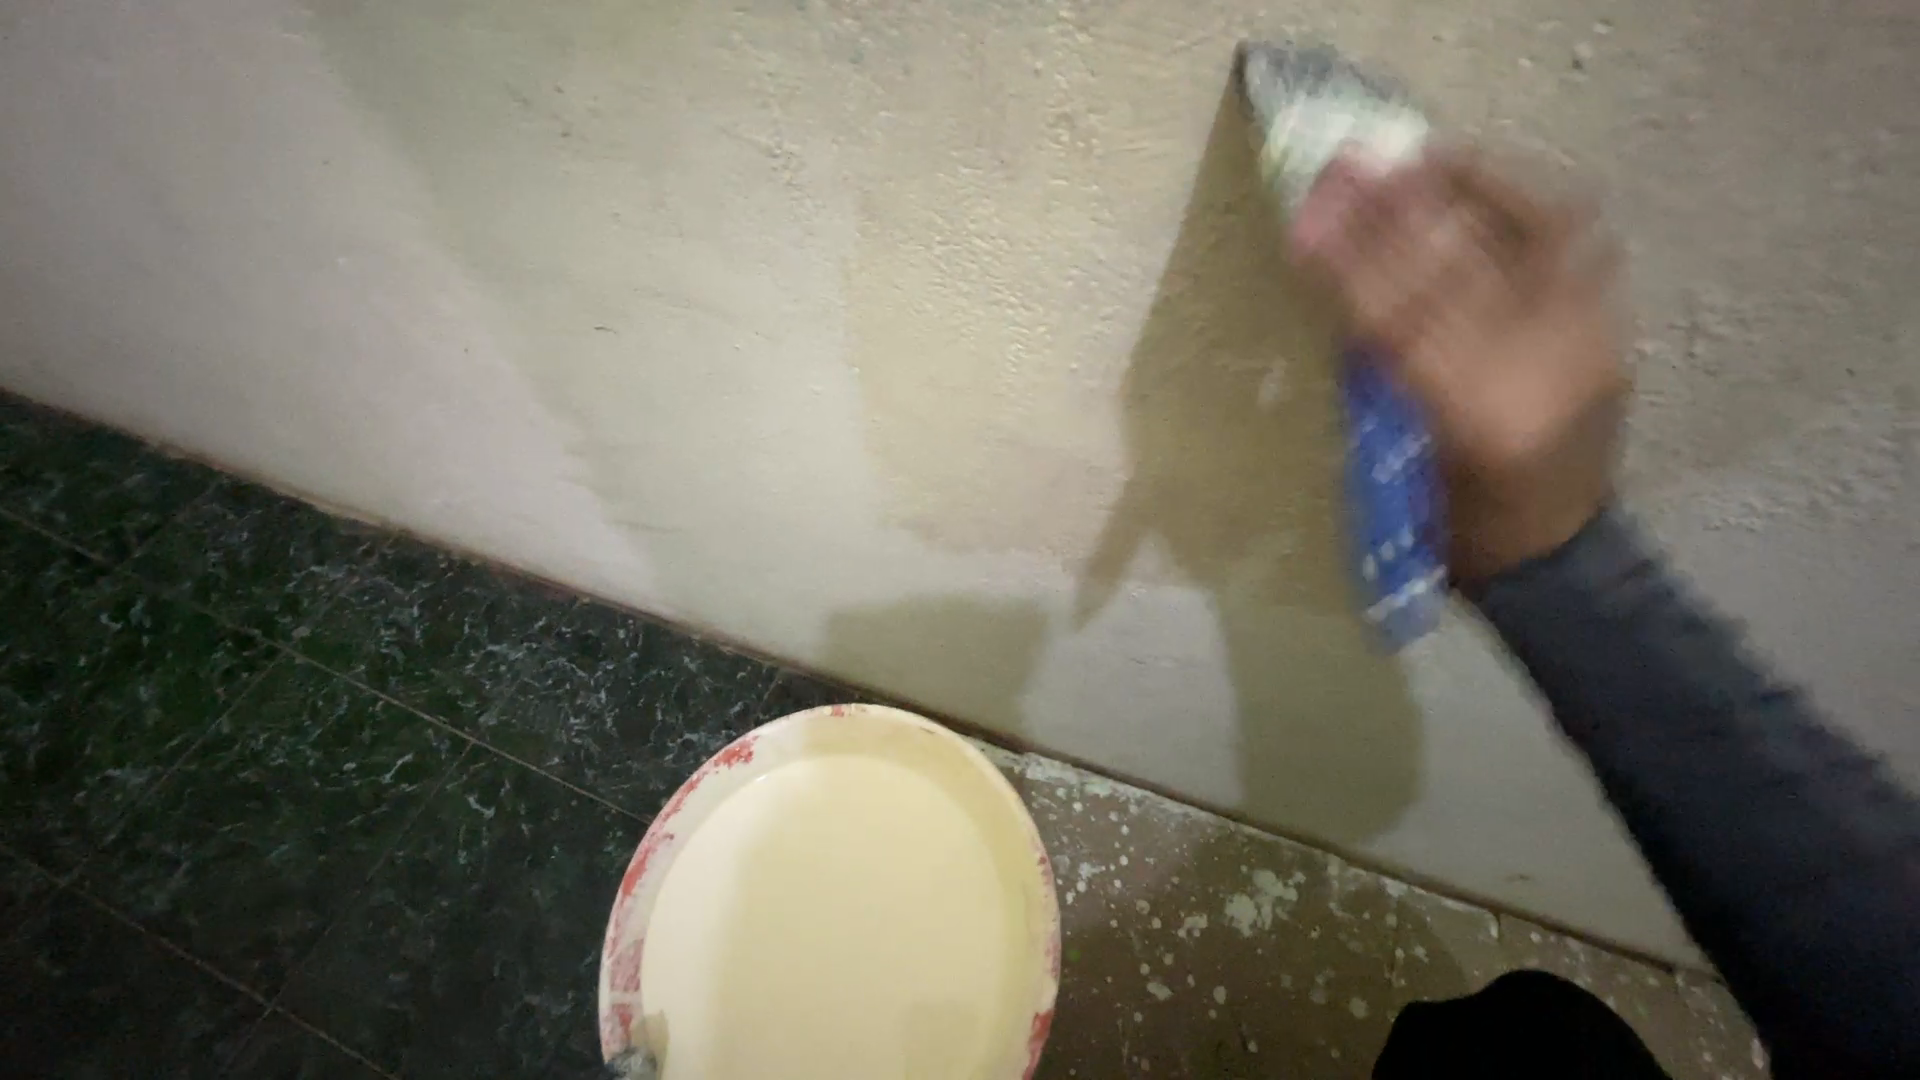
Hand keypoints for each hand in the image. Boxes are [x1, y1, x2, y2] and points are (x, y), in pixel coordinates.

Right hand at [1289, 146, 1630, 584]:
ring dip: (1462, 192)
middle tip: (1350, 168)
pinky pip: (1569, 248)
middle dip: (1398, 216)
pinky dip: (1521, 203)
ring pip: (1524, 246)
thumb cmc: (1454, 530)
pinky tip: (1477, 181)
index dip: (1354, 269)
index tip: (1305, 222)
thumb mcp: (1395, 472)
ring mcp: (1590, 344)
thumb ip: (1375, 392)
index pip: (1404, 325)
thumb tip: (1345, 306)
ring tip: (1413, 158)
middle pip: (1459, 272)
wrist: (1553, 555)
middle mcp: (1543, 373)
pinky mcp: (1610, 330)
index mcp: (1475, 422)